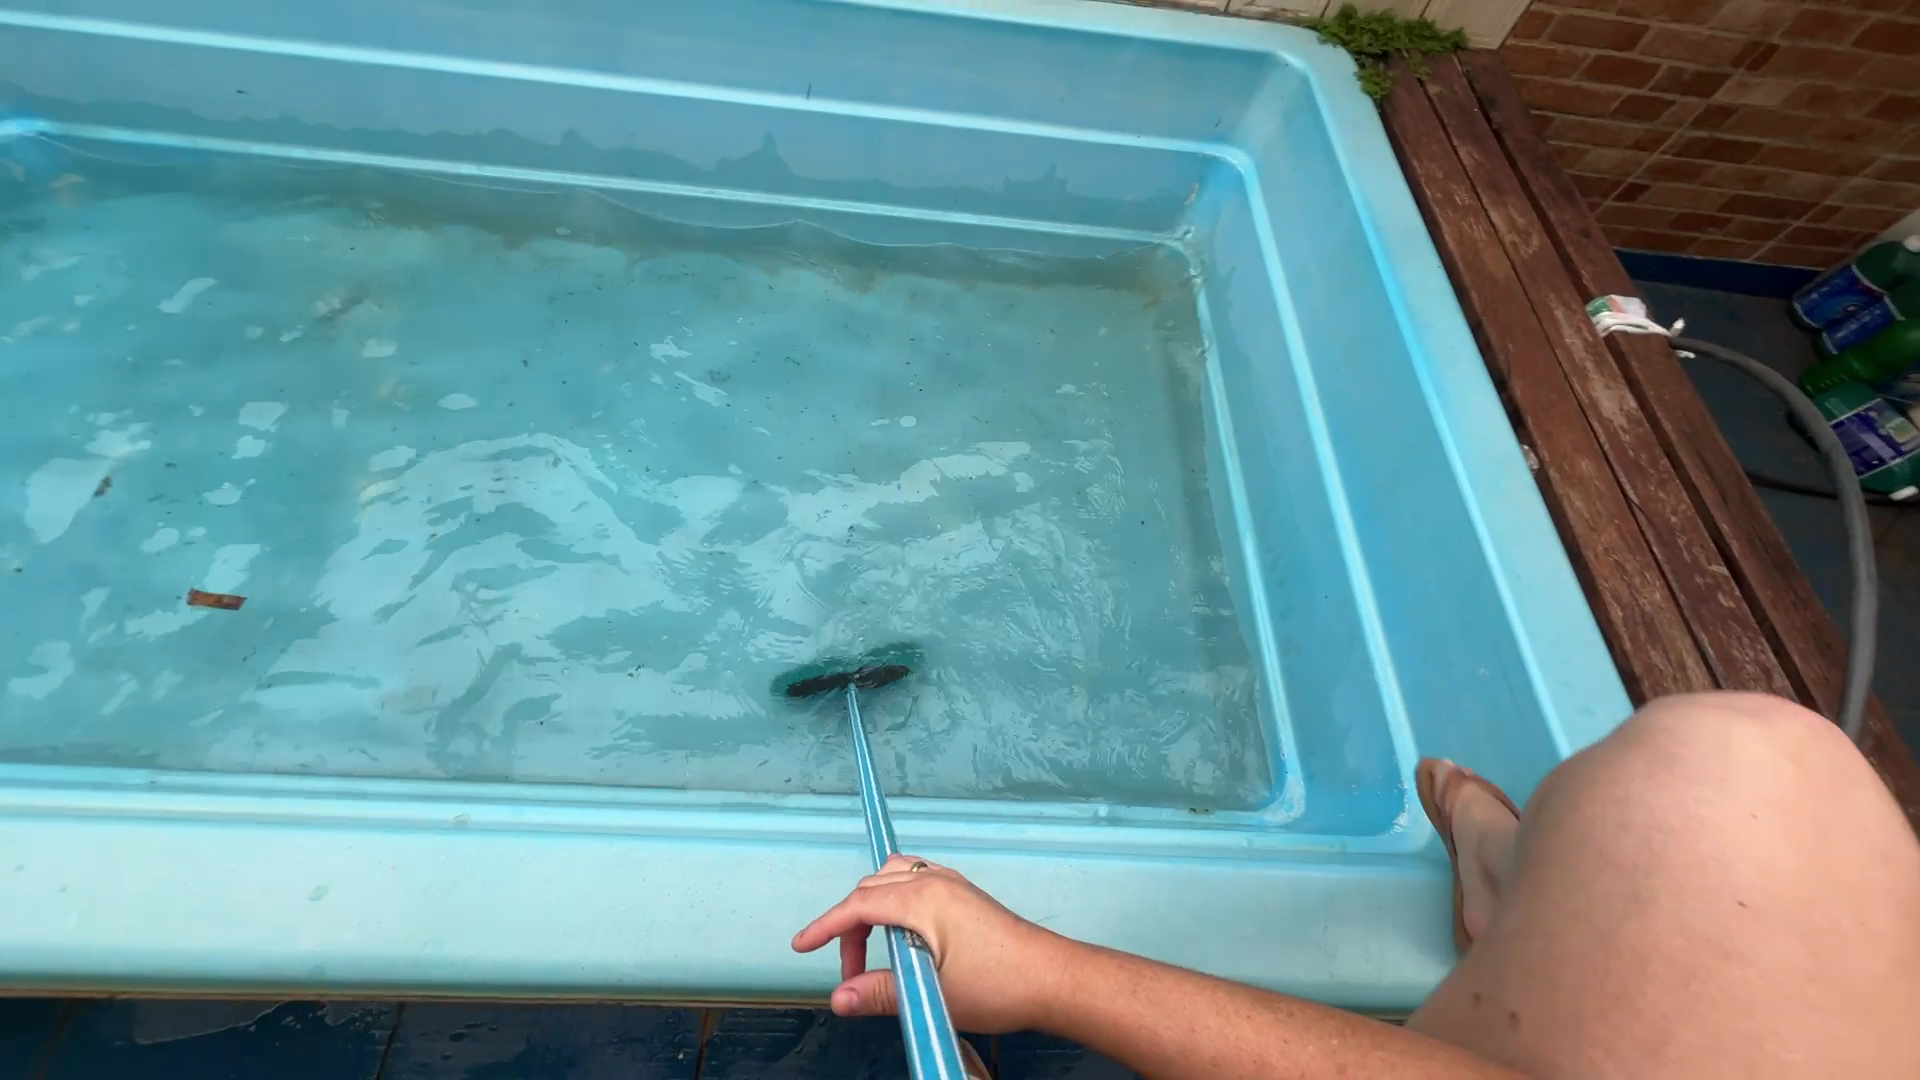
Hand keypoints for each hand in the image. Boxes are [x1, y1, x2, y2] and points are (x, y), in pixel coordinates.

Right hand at [791, 854, 1070, 1032]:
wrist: (1049, 976)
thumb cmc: (997, 984)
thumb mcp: (932, 994)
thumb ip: (881, 993)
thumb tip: (838, 999)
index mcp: (922, 899)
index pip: (859, 905)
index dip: (826, 925)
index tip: (801, 945)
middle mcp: (934, 881)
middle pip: (872, 889)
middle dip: (850, 926)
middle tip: (850, 973)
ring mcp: (950, 883)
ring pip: (893, 878)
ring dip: (872, 909)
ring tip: (871, 950)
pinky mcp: (962, 893)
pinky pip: (914, 881)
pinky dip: (894, 901)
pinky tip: (900, 933)